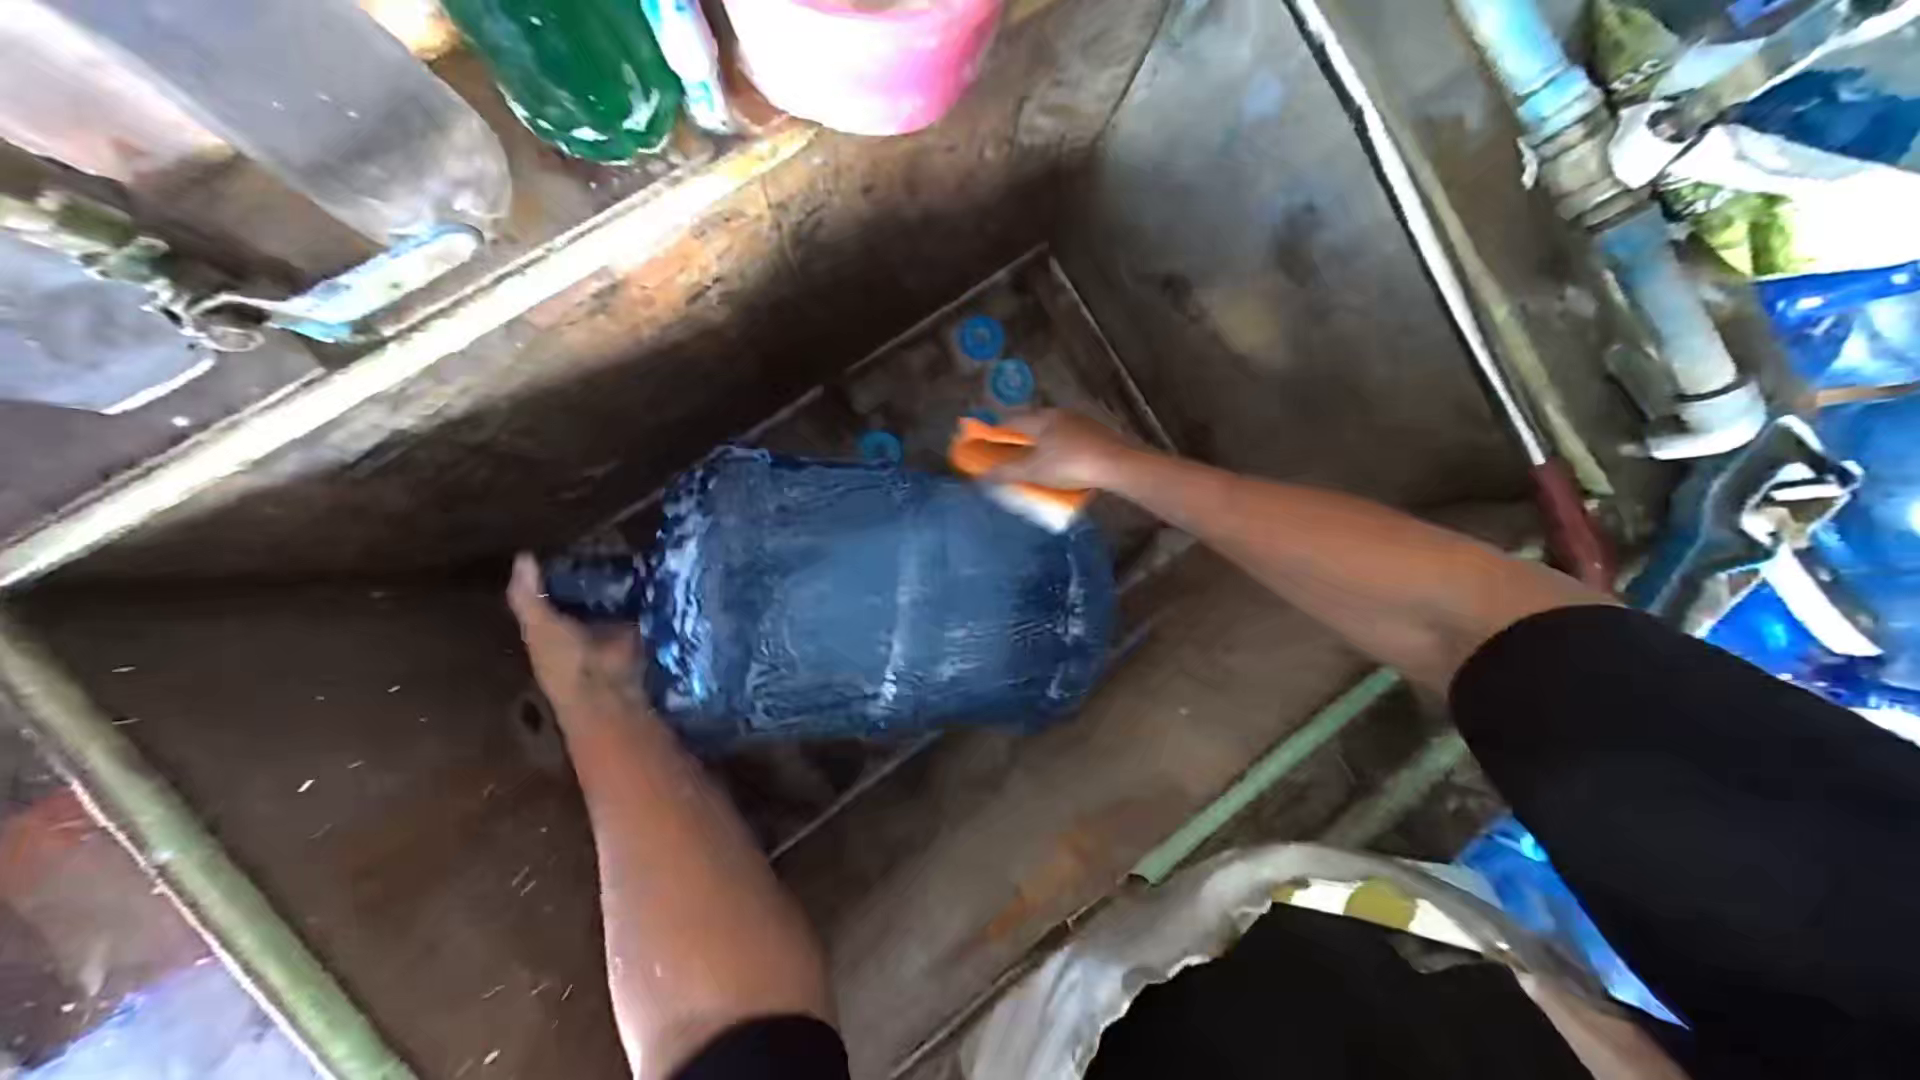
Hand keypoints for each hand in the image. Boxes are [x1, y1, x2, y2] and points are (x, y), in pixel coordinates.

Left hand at [506, 553, 646, 721]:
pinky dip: (648, 588)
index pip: (558, 590)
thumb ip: (528, 594)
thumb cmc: (563, 658)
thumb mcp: (537, 624)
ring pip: (619, 595)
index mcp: (553, 625)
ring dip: (627, 577)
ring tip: (635, 545)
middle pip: (591, 590)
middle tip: (612, 539)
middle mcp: (584, 624)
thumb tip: (523, 555)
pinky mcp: (640, 627)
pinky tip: (653, 564)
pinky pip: (643, 602)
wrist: (606, 686)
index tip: (576, 541)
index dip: (564, 567)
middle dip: (600, 568)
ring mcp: (614, 626)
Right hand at [988, 409, 1152, 490]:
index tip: (987, 440)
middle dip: (1021, 438)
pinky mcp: (1100, 436)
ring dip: (1043, 445)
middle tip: (1012, 453)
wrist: (1118, 466)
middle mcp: (1062, 415)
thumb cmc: (1070, 465)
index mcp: (1043, 418)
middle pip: (1034, 424)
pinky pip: (1072, 442)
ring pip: (1055, 432)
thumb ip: (1006, 472)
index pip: (1012, 419)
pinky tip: (1065, 466)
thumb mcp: (1033, 471)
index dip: (997, 430)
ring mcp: (1083, 424)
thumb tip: (983, 475)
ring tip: (1037, 462)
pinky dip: (1062, 452)